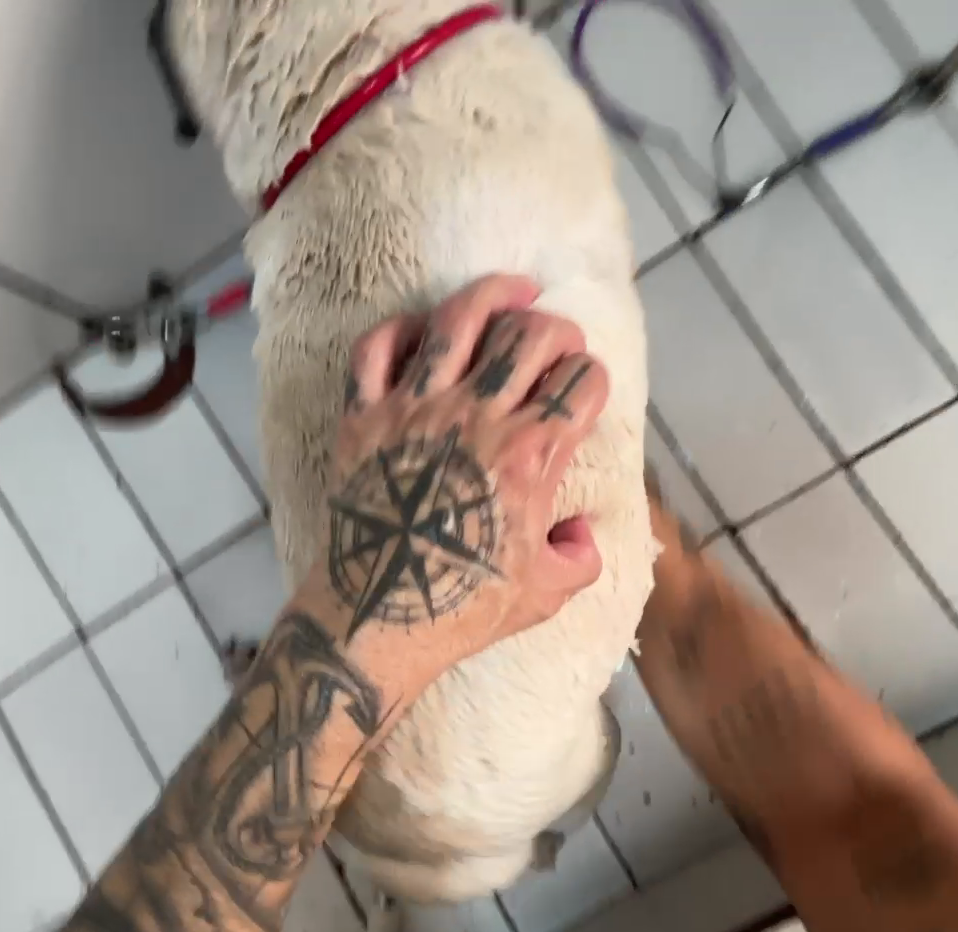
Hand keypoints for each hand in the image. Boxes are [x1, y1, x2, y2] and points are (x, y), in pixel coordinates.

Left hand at [297, 274, 609, 692]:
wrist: (378, 616)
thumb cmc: (464, 607)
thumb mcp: (546, 593)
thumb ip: (579, 555)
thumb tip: (579, 532)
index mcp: (529, 456)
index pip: (581, 382)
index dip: (592, 380)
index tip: (584, 391)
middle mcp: (477, 417)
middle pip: (531, 335)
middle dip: (557, 330)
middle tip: (556, 343)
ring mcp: (416, 409)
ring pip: (459, 319)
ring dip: (494, 294)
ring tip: (510, 290)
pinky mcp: (364, 416)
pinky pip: (377, 348)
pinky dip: (401, 329)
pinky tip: (422, 330)